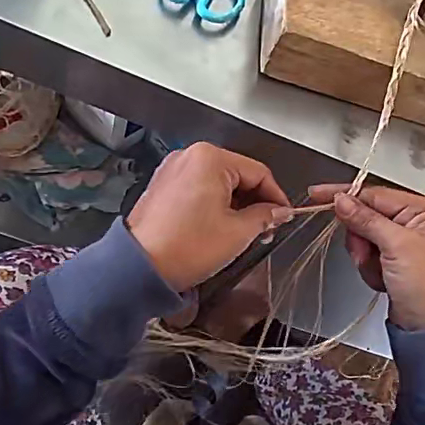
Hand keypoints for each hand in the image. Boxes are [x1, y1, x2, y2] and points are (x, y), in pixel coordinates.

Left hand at [128, 143, 292, 290]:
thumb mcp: (238, 232)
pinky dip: (215, 205)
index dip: (277, 197)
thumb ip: (265, 216)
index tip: (284, 215)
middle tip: (266, 228)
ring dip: (236, 205)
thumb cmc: (183, 248)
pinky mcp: (164, 186)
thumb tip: (279, 211)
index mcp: (210, 159)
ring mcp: (174, 170)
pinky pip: (200, 188)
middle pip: (238, 175)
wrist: (140, 267)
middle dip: (255, 202)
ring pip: (219, 182)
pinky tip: (221, 228)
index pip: (259, 172)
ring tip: (244, 232)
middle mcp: (189, 157)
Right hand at [310, 183, 424, 331]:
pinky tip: (385, 282)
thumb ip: (367, 220)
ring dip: (367, 259)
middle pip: (367, 217)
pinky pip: (370, 258)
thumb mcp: (398, 246)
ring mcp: (406, 244)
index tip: (319, 195)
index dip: (347, 197)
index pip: (376, 194)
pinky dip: (371, 271)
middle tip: (367, 256)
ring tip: (382, 274)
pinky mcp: (397, 263)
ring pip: (365, 239)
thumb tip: (342, 199)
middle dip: (362, 240)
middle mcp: (417, 223)